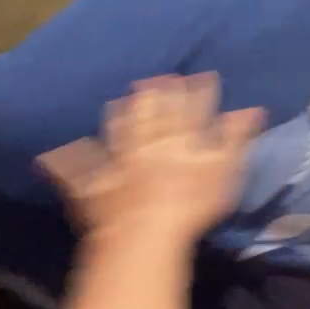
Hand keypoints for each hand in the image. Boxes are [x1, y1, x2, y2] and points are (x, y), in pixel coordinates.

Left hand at [38, 74, 264, 250]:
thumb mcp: (226, 168)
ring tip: (120, 100)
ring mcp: (120, 162)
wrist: (145, 233)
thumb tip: (251, 109)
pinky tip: (58, 152)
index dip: (198, 92)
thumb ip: (236, 137)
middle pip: (153, 115)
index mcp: (181, 139)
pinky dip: (70, 161)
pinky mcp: (98, 185)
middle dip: (156, 95)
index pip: (192, 109)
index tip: (202, 75)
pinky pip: (80, 171)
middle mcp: (148, 143)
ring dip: (120, 116)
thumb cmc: (193, 203)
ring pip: (120, 133)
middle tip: (156, 78)